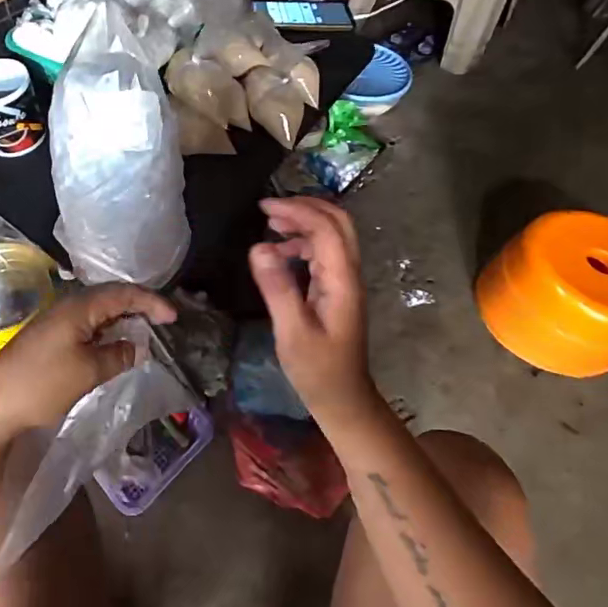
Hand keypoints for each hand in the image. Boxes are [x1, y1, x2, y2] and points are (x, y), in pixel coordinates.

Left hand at [0, 283, 175, 435]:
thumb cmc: (40, 385)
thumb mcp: (88, 372)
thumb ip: (118, 355)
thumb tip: (136, 347)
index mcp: (79, 307)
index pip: (124, 293)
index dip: (151, 302)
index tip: (173, 316)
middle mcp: (67, 307)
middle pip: (111, 297)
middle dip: (139, 305)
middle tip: (163, 319)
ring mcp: (55, 323)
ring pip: (98, 312)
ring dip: (123, 319)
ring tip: (145, 331)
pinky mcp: (48, 339)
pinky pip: (87, 326)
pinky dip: (107, 331)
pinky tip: (115, 345)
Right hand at [248, 197, 376, 422]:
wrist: (343, 398)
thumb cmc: (318, 370)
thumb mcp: (292, 332)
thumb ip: (278, 289)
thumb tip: (259, 248)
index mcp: (342, 280)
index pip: (326, 229)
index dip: (298, 211)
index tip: (265, 208)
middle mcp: (348, 274)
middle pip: (338, 223)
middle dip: (306, 208)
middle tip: (270, 208)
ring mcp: (344, 281)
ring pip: (331, 236)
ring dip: (304, 224)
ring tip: (270, 225)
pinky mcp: (336, 290)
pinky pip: (323, 254)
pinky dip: (302, 244)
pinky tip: (278, 254)